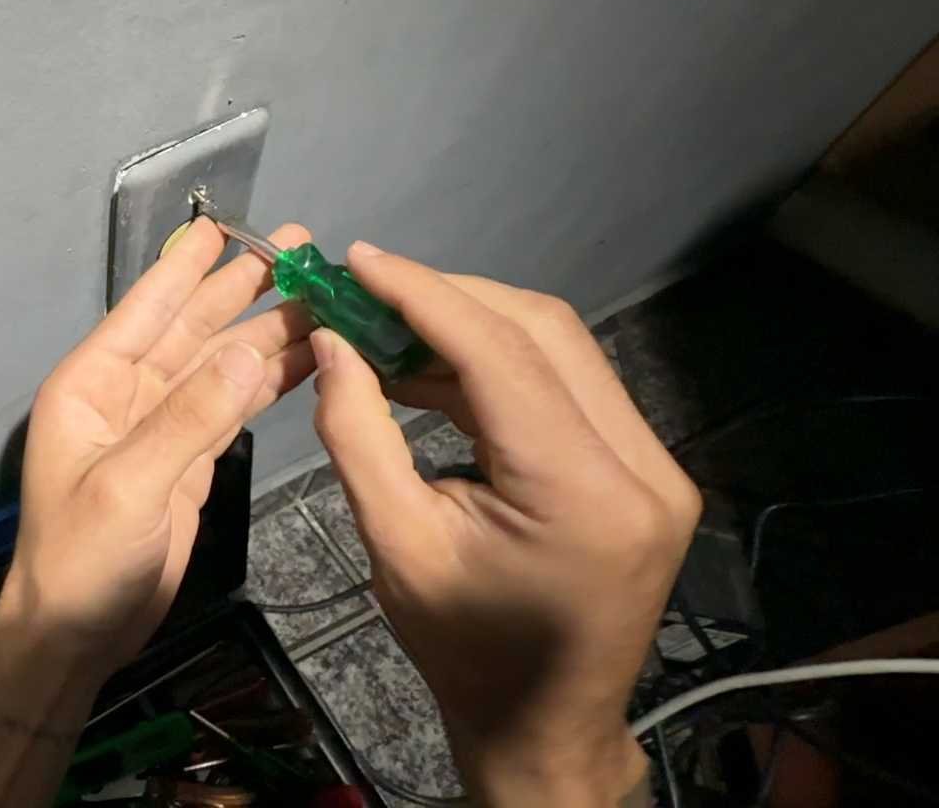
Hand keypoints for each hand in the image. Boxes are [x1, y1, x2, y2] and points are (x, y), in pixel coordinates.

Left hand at [3, 218, 316, 674]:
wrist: (77, 632)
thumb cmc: (81, 557)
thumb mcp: (129, 485)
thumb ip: (190, 418)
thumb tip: (252, 351)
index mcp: (92, 384)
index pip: (143, 310)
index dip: (185, 268)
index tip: (222, 225)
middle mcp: (126, 393)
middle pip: (189, 328)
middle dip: (239, 287)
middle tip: (295, 247)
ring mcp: (160, 424)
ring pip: (217, 365)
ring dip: (264, 332)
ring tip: (317, 295)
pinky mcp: (187, 458)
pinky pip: (230, 408)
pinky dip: (266, 384)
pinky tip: (303, 359)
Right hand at [311, 244, 699, 806]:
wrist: (541, 719)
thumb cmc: (459, 643)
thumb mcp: (390, 539)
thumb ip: (355, 431)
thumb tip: (330, 342)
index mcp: (581, 492)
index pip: (499, 353)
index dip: (421, 294)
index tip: (357, 260)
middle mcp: (639, 464)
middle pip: (540, 330)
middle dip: (443, 296)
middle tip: (363, 290)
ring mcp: (649, 463)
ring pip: (553, 345)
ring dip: (463, 324)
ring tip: (382, 326)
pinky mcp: (634, 466)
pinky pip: (554, 381)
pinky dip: (483, 360)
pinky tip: (423, 367)